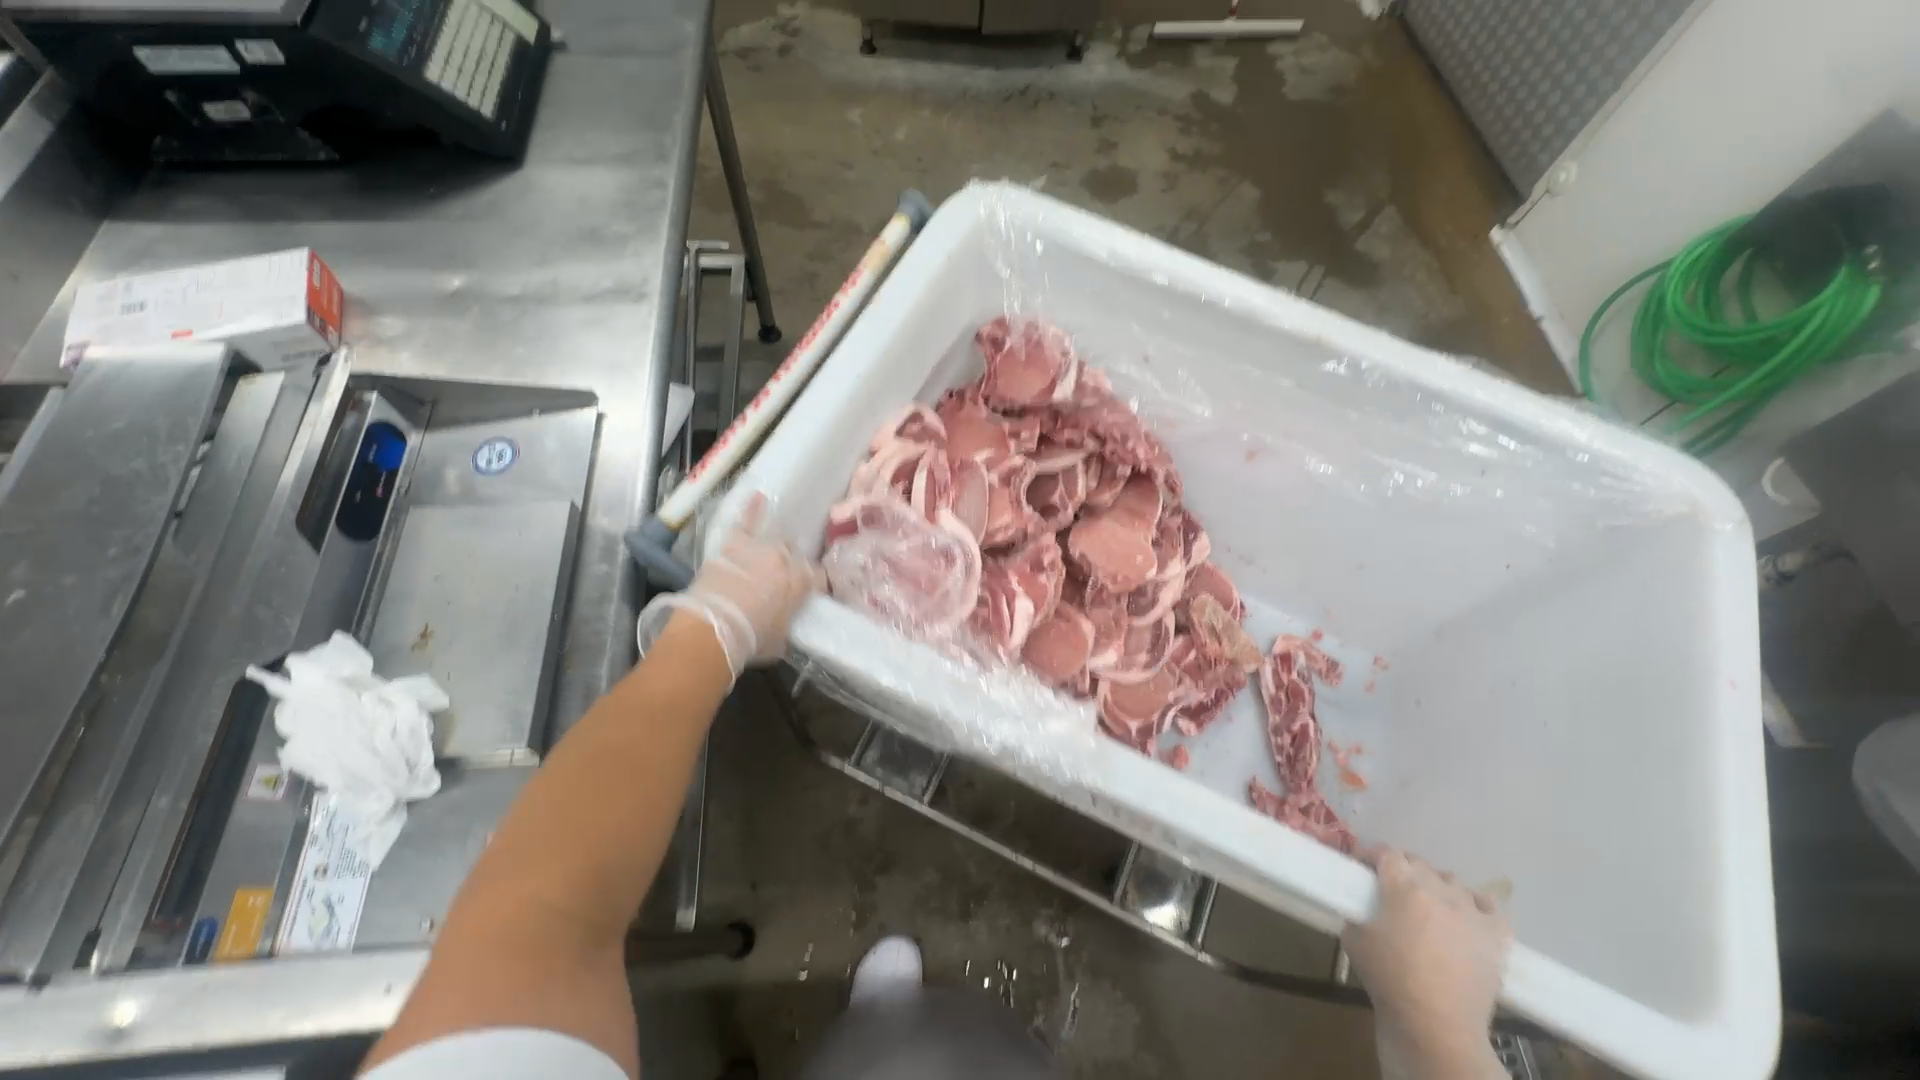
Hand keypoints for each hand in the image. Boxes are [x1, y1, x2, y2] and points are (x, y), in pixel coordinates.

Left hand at [638, 492, 819, 677]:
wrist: (714, 628)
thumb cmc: (751, 640)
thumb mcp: (780, 639)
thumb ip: (786, 624)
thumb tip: (784, 622)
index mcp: (801, 584)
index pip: (818, 577)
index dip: (815, 583)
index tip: (810, 590)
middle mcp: (786, 560)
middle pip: (794, 554)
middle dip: (790, 563)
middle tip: (782, 576)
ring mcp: (760, 549)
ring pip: (774, 538)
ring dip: (775, 544)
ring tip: (773, 547)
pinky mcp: (734, 544)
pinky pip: (746, 521)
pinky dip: (752, 509)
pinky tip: (758, 496)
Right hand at [1343, 848, 1510, 1079]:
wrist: (1436, 1026)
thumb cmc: (1389, 981)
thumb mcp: (1353, 940)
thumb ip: (1356, 913)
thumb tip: (1360, 906)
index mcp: (1402, 887)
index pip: (1386, 853)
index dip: (1370, 854)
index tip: (1361, 864)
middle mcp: (1439, 891)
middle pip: (1418, 863)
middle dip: (1401, 869)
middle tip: (1390, 889)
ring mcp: (1472, 912)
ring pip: (1452, 881)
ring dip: (1436, 887)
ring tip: (1428, 908)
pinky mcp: (1497, 935)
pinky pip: (1490, 905)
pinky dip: (1477, 905)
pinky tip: (1466, 915)